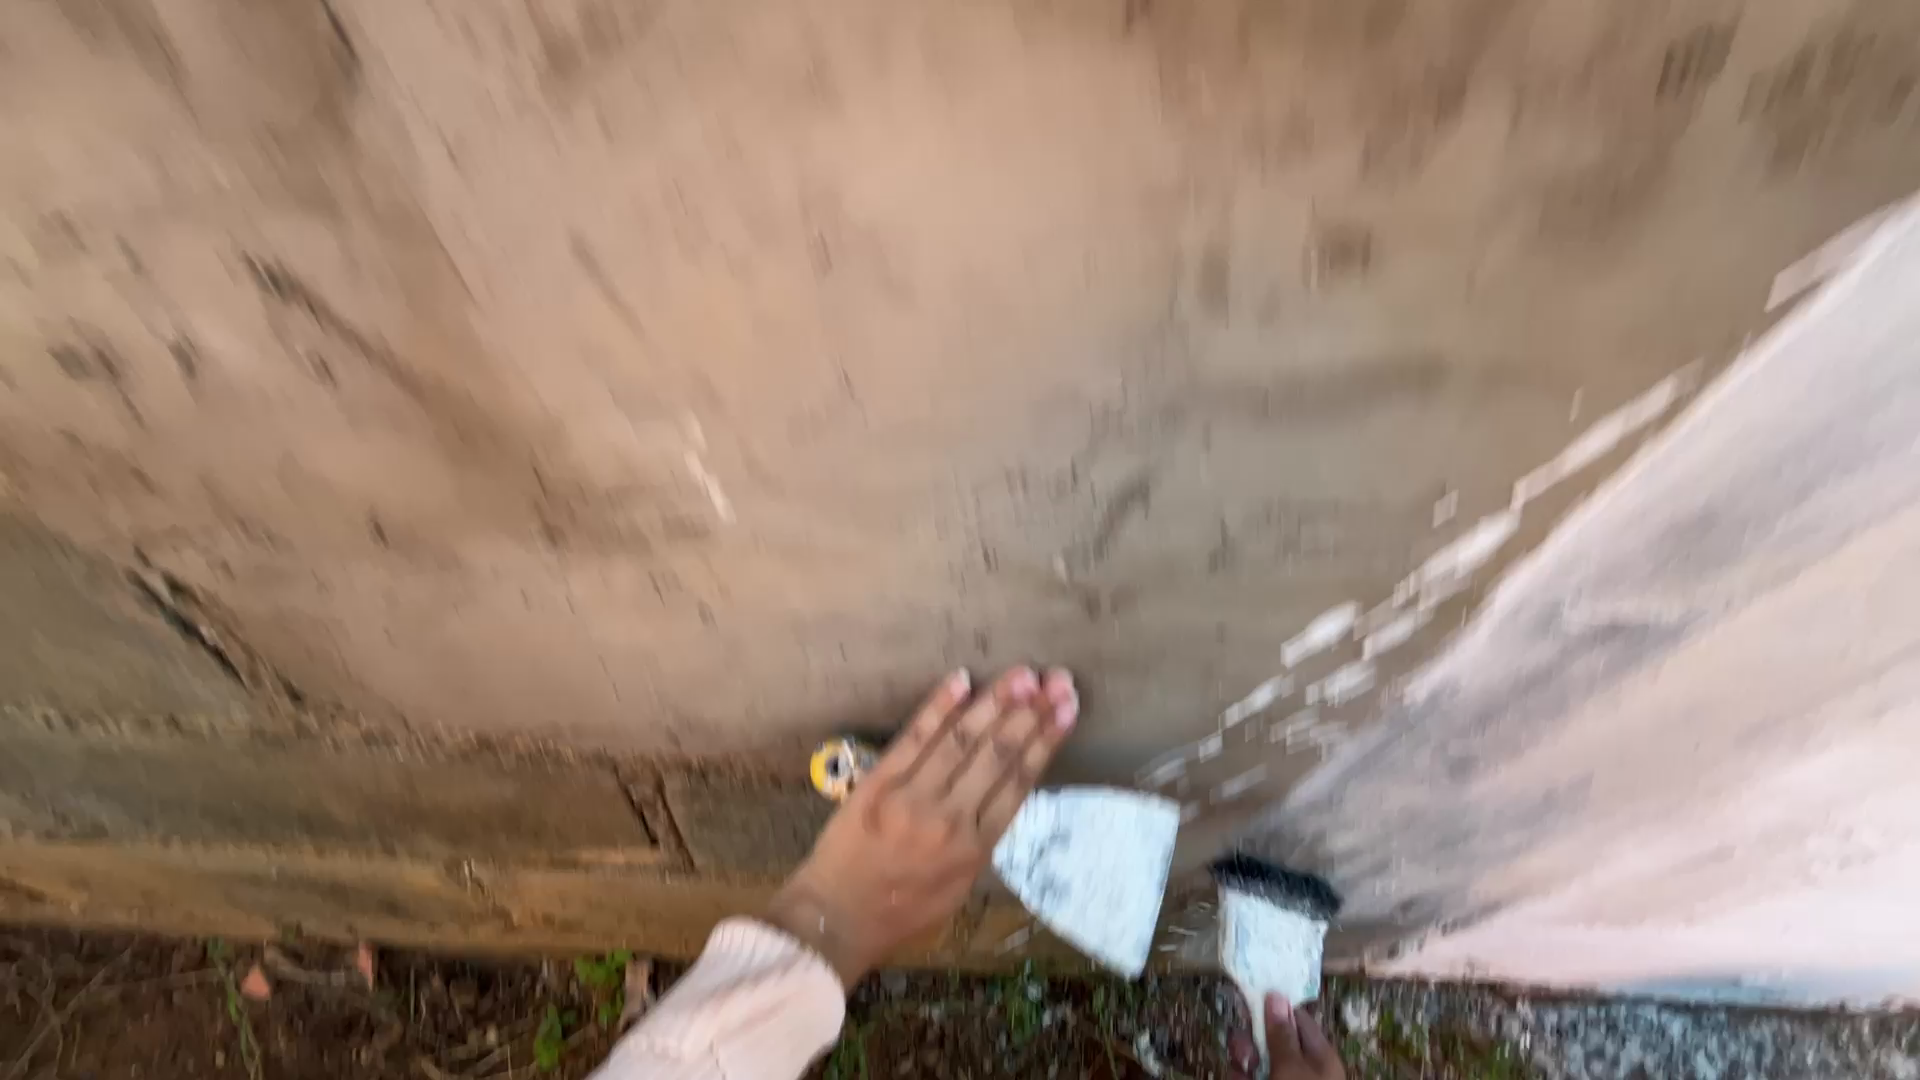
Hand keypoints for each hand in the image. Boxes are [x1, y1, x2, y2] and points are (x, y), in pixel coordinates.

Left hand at [765, 666, 1078, 984]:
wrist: (837, 917)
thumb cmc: (903, 908)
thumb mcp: (960, 885)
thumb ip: (984, 836)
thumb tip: (1008, 784)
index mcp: (977, 847)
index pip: (1020, 781)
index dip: (1047, 740)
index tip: (1067, 708)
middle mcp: (951, 818)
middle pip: (999, 754)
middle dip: (1033, 713)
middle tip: (1058, 680)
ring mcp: (913, 797)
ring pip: (964, 739)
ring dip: (997, 702)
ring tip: (1024, 674)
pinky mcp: (879, 780)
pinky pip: (915, 736)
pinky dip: (939, 706)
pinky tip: (962, 679)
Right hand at [1230, 994, 1345, 1079]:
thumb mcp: (1293, 1069)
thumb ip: (1282, 1034)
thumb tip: (1276, 994)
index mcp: (1319, 1056)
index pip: (1295, 1016)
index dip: (1271, 1004)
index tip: (1247, 995)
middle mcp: (1302, 1066)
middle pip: (1269, 1034)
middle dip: (1250, 1036)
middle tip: (1245, 1047)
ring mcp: (1283, 1078)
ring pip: (1254, 1054)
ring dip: (1241, 1056)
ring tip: (1241, 1068)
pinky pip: (1246, 1072)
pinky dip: (1238, 1073)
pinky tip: (1236, 1076)